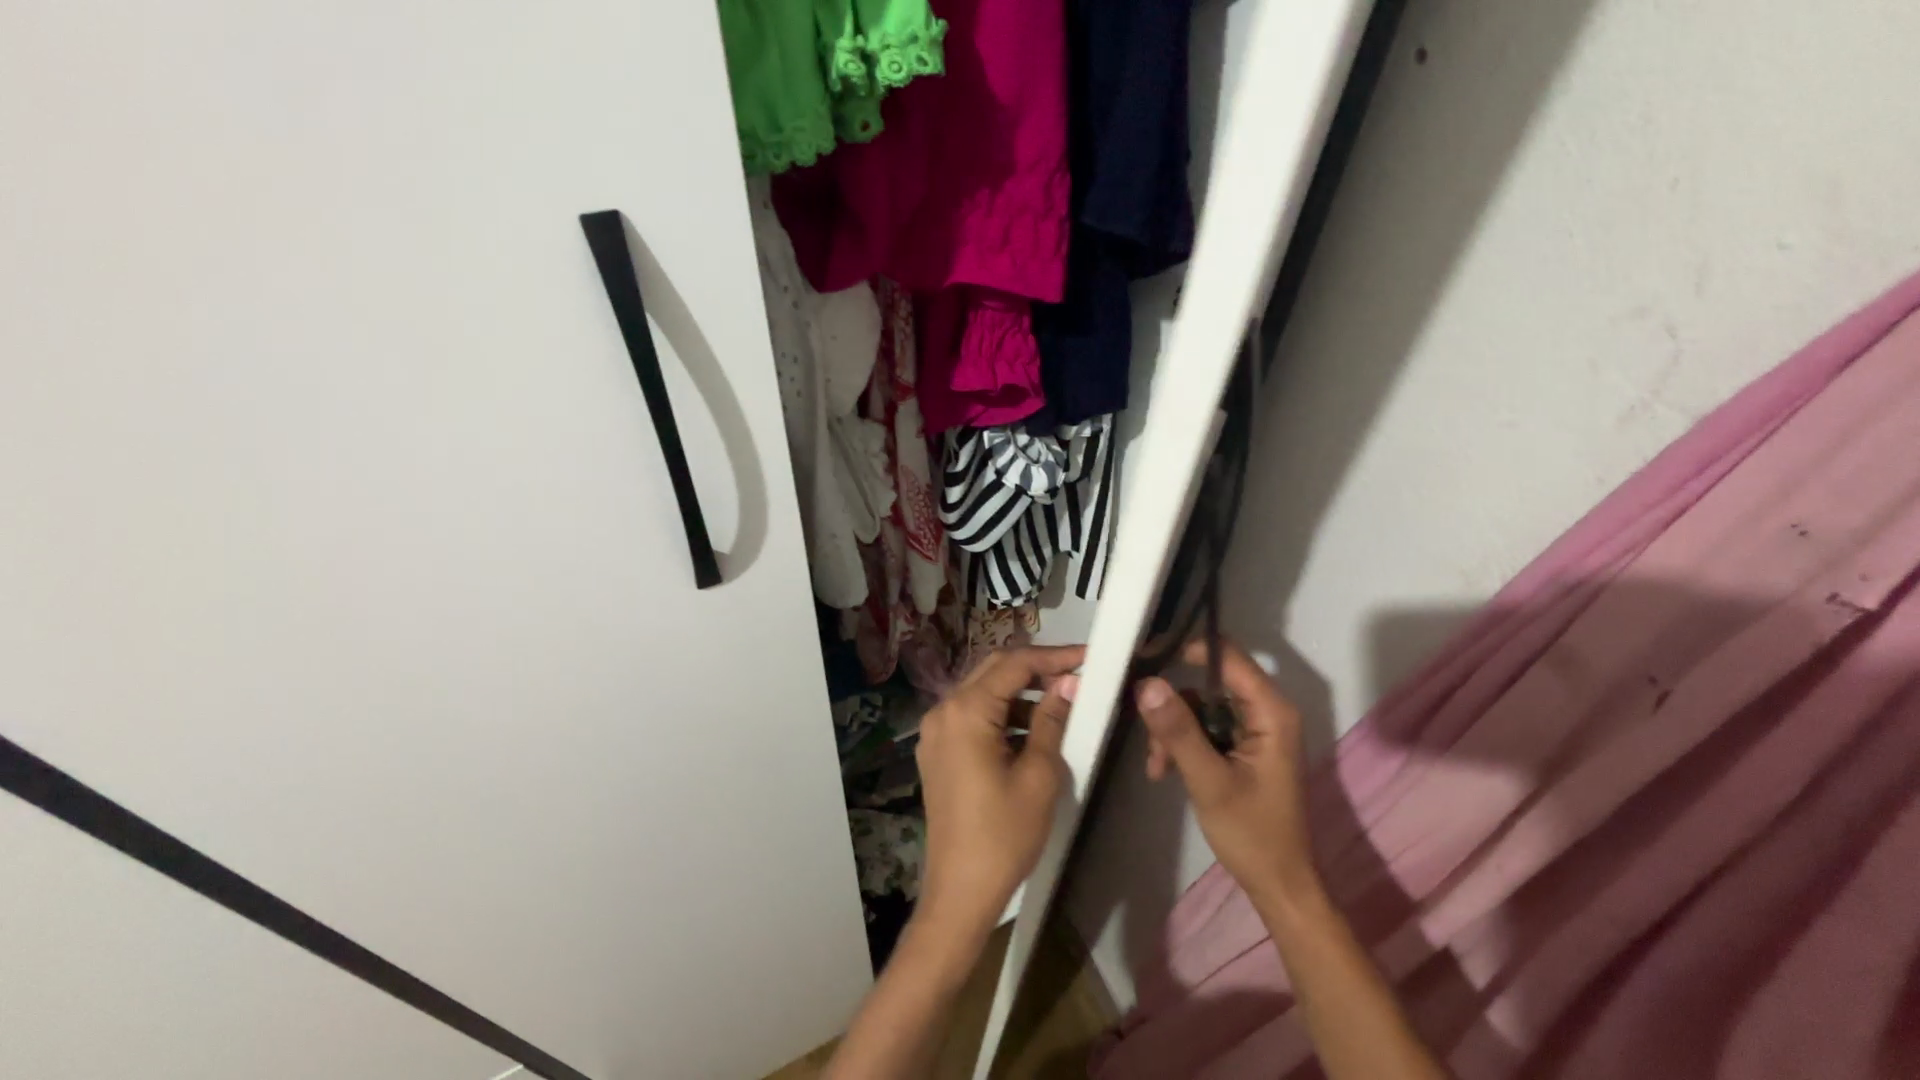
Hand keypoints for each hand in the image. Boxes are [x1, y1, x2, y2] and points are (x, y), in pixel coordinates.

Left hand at [915, 645, 1083, 936]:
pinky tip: (1033, 732)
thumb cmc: (1004, 834)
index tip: (1089, 656)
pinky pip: (972, 718)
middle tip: (1078, 675)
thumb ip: (1052, 720)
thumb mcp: (1039, 774)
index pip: (1013, 664)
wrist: (961, 890)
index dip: (1054, 656)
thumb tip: (1068, 682)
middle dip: (1036, 669)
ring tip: (1062, 704)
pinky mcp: (938, 753)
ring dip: (1020, 694)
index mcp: (965, 712)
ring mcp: (935, 733)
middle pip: (993, 671)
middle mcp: (942, 712)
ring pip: (982, 694)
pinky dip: (1002, 716)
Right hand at [1133, 638, 1320, 907]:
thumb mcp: (1209, 781)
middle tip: (1151, 742)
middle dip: (1172, 709)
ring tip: (1157, 768)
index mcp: (1271, 712)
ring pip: (1198, 707)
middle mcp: (1266, 712)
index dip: (1185, 651)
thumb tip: (1146, 684)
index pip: (1226, 656)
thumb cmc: (1252, 833)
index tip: (1143, 663)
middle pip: (1206, 683)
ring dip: (1172, 733)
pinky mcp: (1243, 748)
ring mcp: (1254, 730)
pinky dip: (1181, 746)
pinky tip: (1164, 772)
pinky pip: (1203, 729)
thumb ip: (1178, 730)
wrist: (1278, 883)